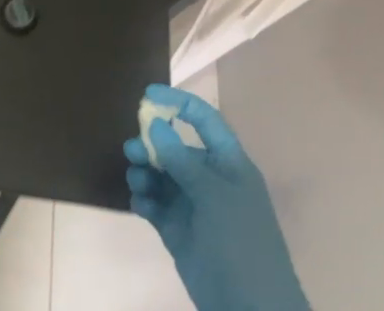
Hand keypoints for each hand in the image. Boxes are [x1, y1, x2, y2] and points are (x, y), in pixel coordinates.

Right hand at [123, 85, 308, 310]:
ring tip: (137, 183)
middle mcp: (210, 180)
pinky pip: (155, 205)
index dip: (179, 104)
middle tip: (132, 152)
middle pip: (175, 148)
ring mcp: (193, 207)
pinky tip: (140, 205)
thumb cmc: (241, 243)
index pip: (204, 121)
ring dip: (146, 173)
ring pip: (161, 176)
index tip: (147, 95)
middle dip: (153, 145)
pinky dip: (145, 200)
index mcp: (229, 164)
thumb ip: (181, 159)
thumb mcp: (214, 196)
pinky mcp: (177, 231)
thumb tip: (154, 123)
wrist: (251, 309)